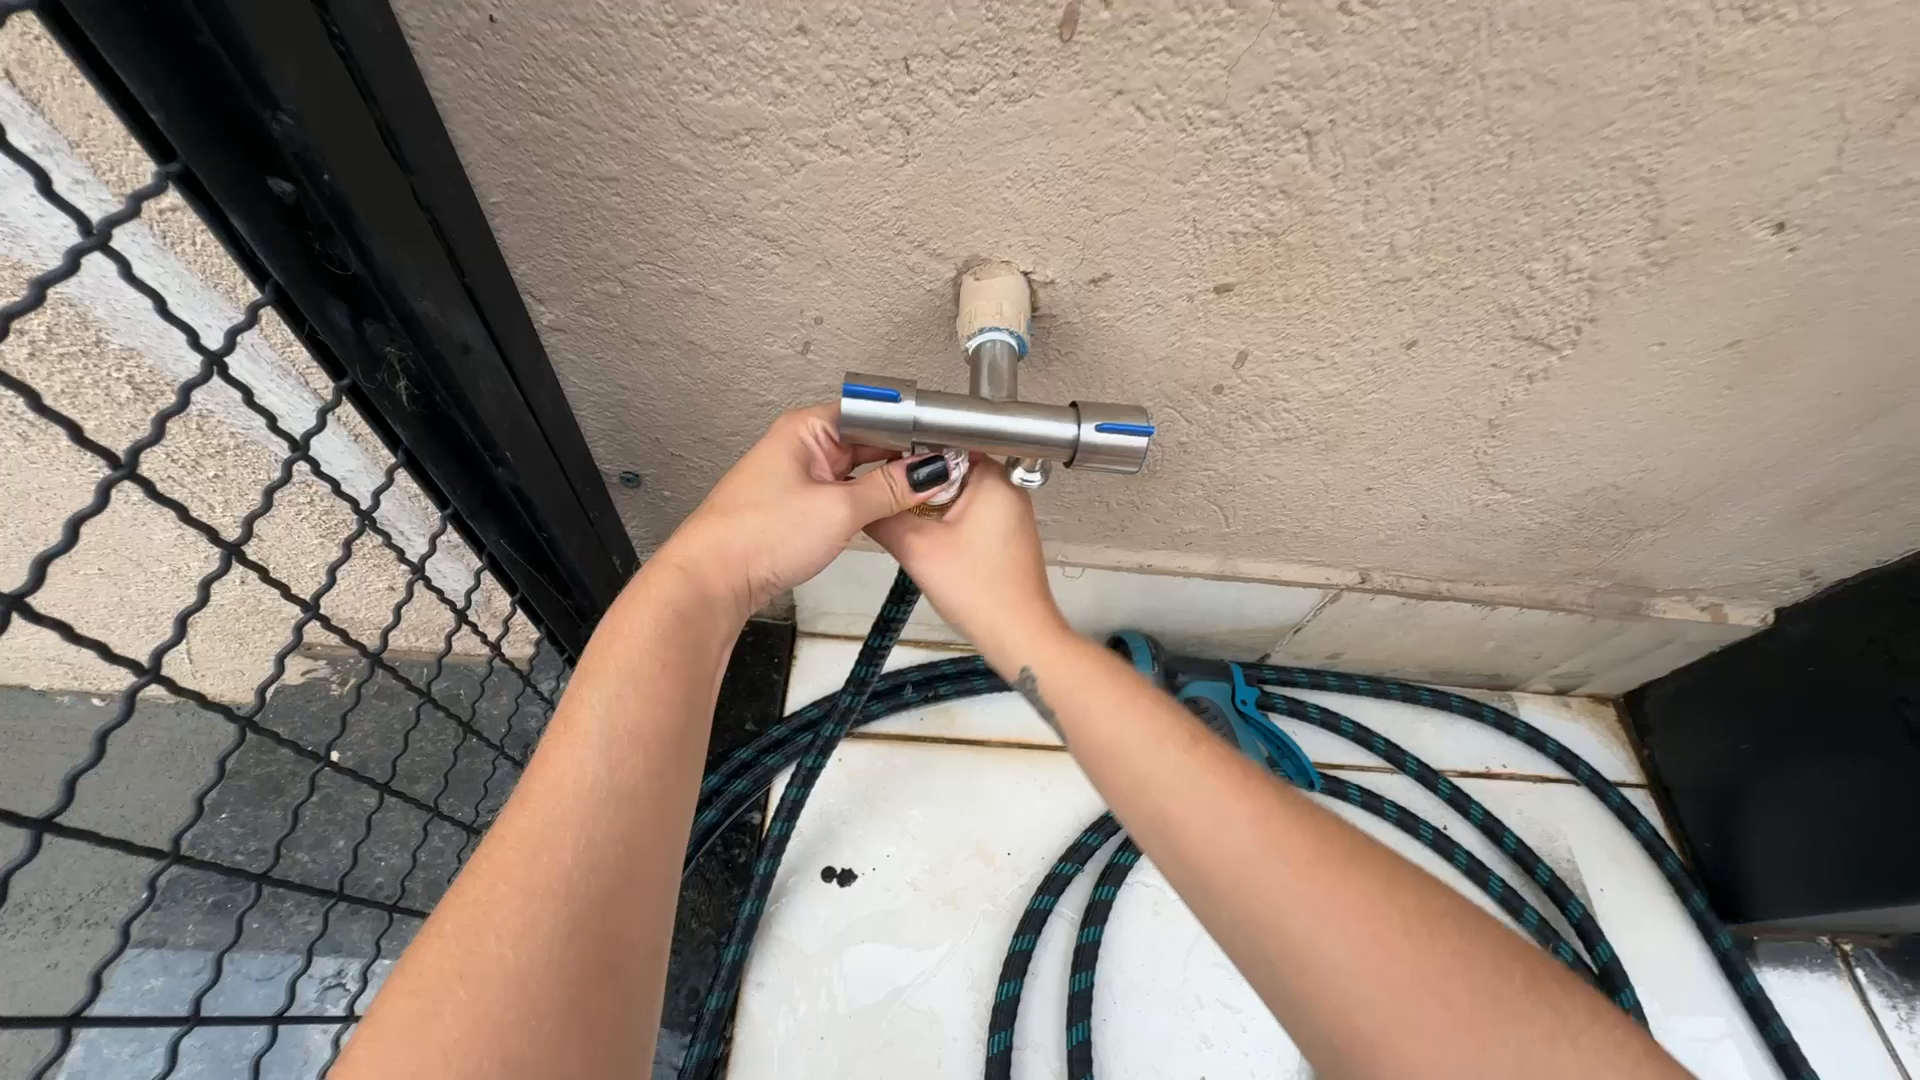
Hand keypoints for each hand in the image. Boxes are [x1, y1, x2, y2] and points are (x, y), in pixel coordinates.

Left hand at [656, 404, 949, 617]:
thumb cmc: (755, 536)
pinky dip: (869, 502)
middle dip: (905, 459)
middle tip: (943, 474)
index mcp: (807, 428)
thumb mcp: (840, 509)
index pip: (875, 415)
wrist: (713, 581)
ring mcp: (801, 476)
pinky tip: (890, 513)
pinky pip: (846, 494)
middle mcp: (803, 445)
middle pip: (870, 441)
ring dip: (888, 483)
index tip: (944, 447)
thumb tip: (930, 470)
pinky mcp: (800, 506)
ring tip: (922, 494)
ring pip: (860, 470)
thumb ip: (892, 488)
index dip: (912, 431)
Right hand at [864, 458, 1067, 663]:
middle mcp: (1007, 490)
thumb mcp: (917, 548)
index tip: (885, 469)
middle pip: (948, 471)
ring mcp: (1009, 514)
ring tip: (916, 531)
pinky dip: (946, 526)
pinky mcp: (1005, 536)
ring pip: (956, 496)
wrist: (1017, 636)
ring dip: (930, 510)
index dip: (908, 455)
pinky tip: (935, 547)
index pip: (943, 442)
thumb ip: (883, 517)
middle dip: (918, 489)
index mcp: (993, 479)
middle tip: (894, 506)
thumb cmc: (983, 594)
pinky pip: (968, 517)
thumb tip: (860, 503)